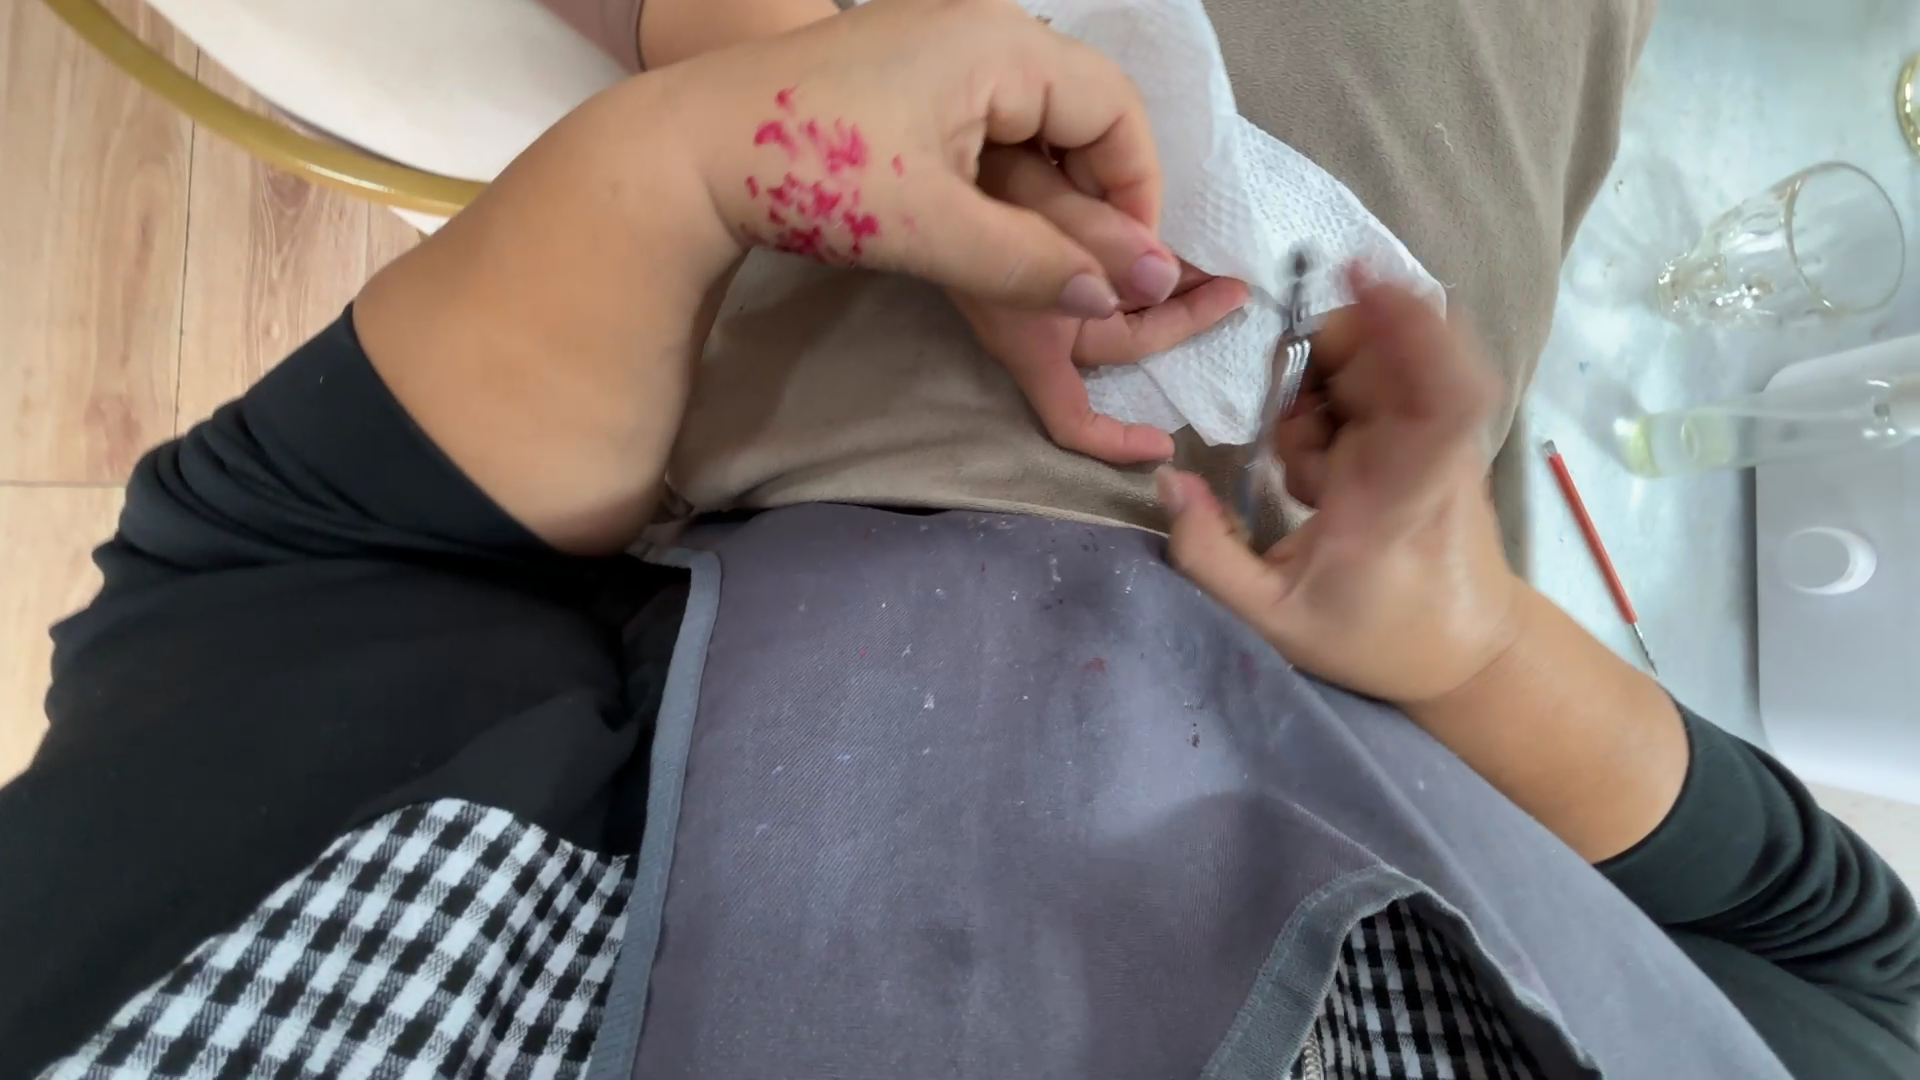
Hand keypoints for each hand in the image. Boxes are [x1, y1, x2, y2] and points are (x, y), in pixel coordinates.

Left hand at [663, 0, 1164, 316]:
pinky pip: (988, 145)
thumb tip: (1120, 299)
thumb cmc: (812, 174)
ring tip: (1042, 270)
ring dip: (1048, 208)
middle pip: (1079, 122)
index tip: (1129, 267)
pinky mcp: (911, 96)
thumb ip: (1032, 264)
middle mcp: (981, 36)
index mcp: (1001, 44)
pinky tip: (992, 241)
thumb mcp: (933, 226)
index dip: (1136, 193)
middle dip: (1093, 205)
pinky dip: (1005, 197)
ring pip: (1032, 140)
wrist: (690, 152)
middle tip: (1086, 278)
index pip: (1115, 110)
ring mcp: (941, 62)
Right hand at [951, 148, 1248, 462]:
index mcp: (1029, 339)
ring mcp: (1043, 296)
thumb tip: (1161, 277)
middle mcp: (1038, 327)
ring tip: (1213, 256)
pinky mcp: (1047, 266)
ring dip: (1167, 287)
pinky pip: (1106, 278)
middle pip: (1122, 344)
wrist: (926, 155)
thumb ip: (1088, 242)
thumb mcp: (1022, 208)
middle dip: (1182, 319)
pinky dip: (1140, 269)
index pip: (1070, 420)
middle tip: (1233, 288)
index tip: (1164, 446)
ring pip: (1120, 307)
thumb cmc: (962, 179)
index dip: (1115, 443)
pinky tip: (1165, 239)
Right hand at [1156, 267, 1524, 707]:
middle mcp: (1424, 456)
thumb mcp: (1269, 617)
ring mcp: (1430, 446)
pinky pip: (1377, 390)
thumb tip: (1167, 479)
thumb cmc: (1373, 639)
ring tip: (1293, 468)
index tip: (1361, 277)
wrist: (1467, 654)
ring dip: (1320, 390)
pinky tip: (1310, 467)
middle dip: (1326, 353)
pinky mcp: (1424, 445)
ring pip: (1382, 367)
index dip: (1411, 326)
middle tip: (1274, 416)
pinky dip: (1329, 406)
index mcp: (1397, 498)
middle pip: (1396, 357)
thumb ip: (1207, 553)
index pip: (1441, 397)